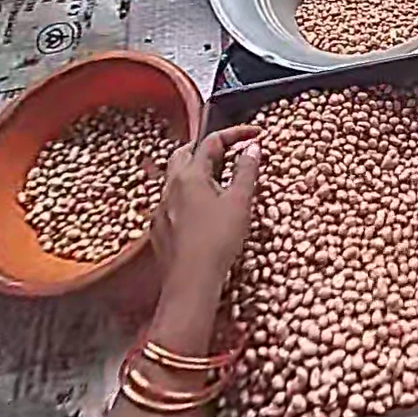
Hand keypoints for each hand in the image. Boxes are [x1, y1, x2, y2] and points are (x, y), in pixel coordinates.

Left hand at [151, 125, 261, 288]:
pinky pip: (174, 198)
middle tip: (232, 152)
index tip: (257, 134)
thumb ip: (246, 171)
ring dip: (198, 169)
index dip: (236, 134)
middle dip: (209, 147)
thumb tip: (252, 148)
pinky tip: (204, 208)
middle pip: (186, 152)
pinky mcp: (160, 227)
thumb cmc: (218, 239)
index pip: (212, 141)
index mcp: (190, 174)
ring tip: (221, 178)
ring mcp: (162, 207)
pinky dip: (190, 192)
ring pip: (177, 176)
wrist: (191, 282)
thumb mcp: (240, 201)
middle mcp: (171, 186)